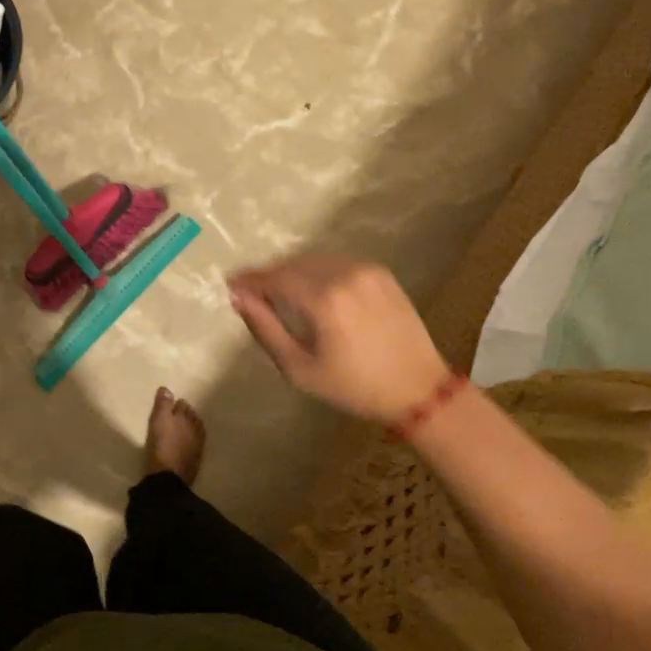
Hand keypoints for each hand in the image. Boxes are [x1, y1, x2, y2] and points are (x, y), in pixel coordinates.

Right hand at [227, 254, 451, 423]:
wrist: (418, 390)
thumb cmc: (354, 387)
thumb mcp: (299, 368)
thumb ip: (265, 329)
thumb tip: (239, 298)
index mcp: (323, 300)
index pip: (273, 277)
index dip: (249, 280)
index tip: (231, 285)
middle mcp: (343, 275)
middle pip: (292, 264)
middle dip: (269, 275)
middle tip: (252, 291)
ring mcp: (365, 271)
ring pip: (314, 260)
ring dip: (292, 272)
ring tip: (280, 292)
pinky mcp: (381, 273)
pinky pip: (337, 264)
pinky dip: (318, 272)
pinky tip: (314, 292)